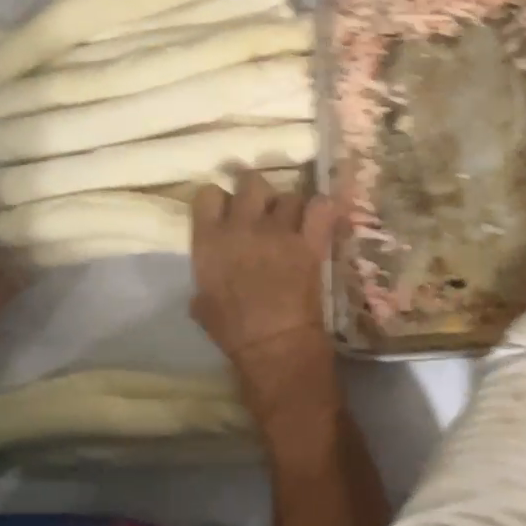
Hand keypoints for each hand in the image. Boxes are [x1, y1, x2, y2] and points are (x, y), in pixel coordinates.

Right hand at [190, 174, 338, 361]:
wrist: (274, 342)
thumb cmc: (233, 330)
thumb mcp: (202, 302)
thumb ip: (207, 277)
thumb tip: (212, 281)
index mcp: (209, 240)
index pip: (209, 194)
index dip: (221, 199)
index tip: (228, 209)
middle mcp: (243, 225)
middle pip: (252, 183)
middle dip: (258, 191)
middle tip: (265, 207)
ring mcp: (279, 231)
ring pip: (289, 194)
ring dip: (292, 205)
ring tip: (295, 220)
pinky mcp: (310, 242)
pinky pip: (320, 207)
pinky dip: (323, 209)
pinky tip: (321, 218)